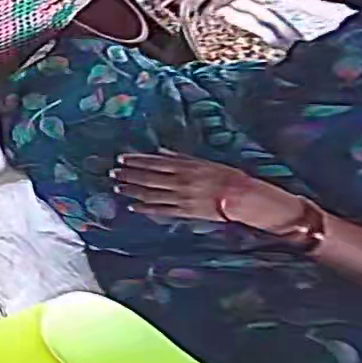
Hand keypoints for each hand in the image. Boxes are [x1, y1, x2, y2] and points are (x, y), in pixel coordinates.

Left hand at [111, 151, 307, 230]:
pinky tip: (133, 206)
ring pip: (150, 194)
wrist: (248, 199)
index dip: (136, 160)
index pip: (155, 163)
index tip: (120, 158)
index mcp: (187, 169)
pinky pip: (161, 210)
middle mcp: (181, 182)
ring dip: (132, 191)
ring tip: (118, 188)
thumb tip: (158, 151)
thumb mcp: (206, 163)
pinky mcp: (185, 211)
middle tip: (113, 173)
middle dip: (128, 175)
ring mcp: (181, 198)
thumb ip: (180, 158)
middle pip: (148, 178)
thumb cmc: (230, 178)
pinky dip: (145, 208)